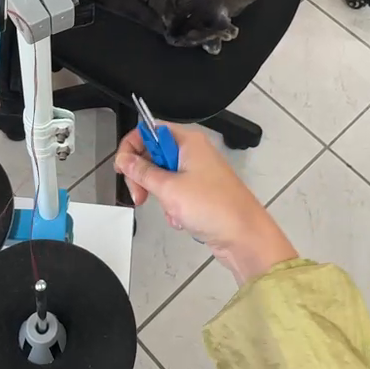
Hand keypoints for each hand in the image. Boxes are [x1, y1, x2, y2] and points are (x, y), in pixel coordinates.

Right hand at [116, 124, 296, 283]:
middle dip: (143, 177)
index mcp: (188, 141)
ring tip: (172, 211)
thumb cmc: (213, 207)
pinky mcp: (201, 192)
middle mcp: (193, 152)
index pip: (149, 131)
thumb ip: (142, 172)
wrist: (245, 237)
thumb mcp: (169, 188)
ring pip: (163, 177)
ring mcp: (198, 172)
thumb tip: (123, 159)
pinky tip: (182, 219)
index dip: (132, 147)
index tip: (123, 169)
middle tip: (139, 196)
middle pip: (154, 155)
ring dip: (160, 196)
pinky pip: (175, 194)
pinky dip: (173, 207)